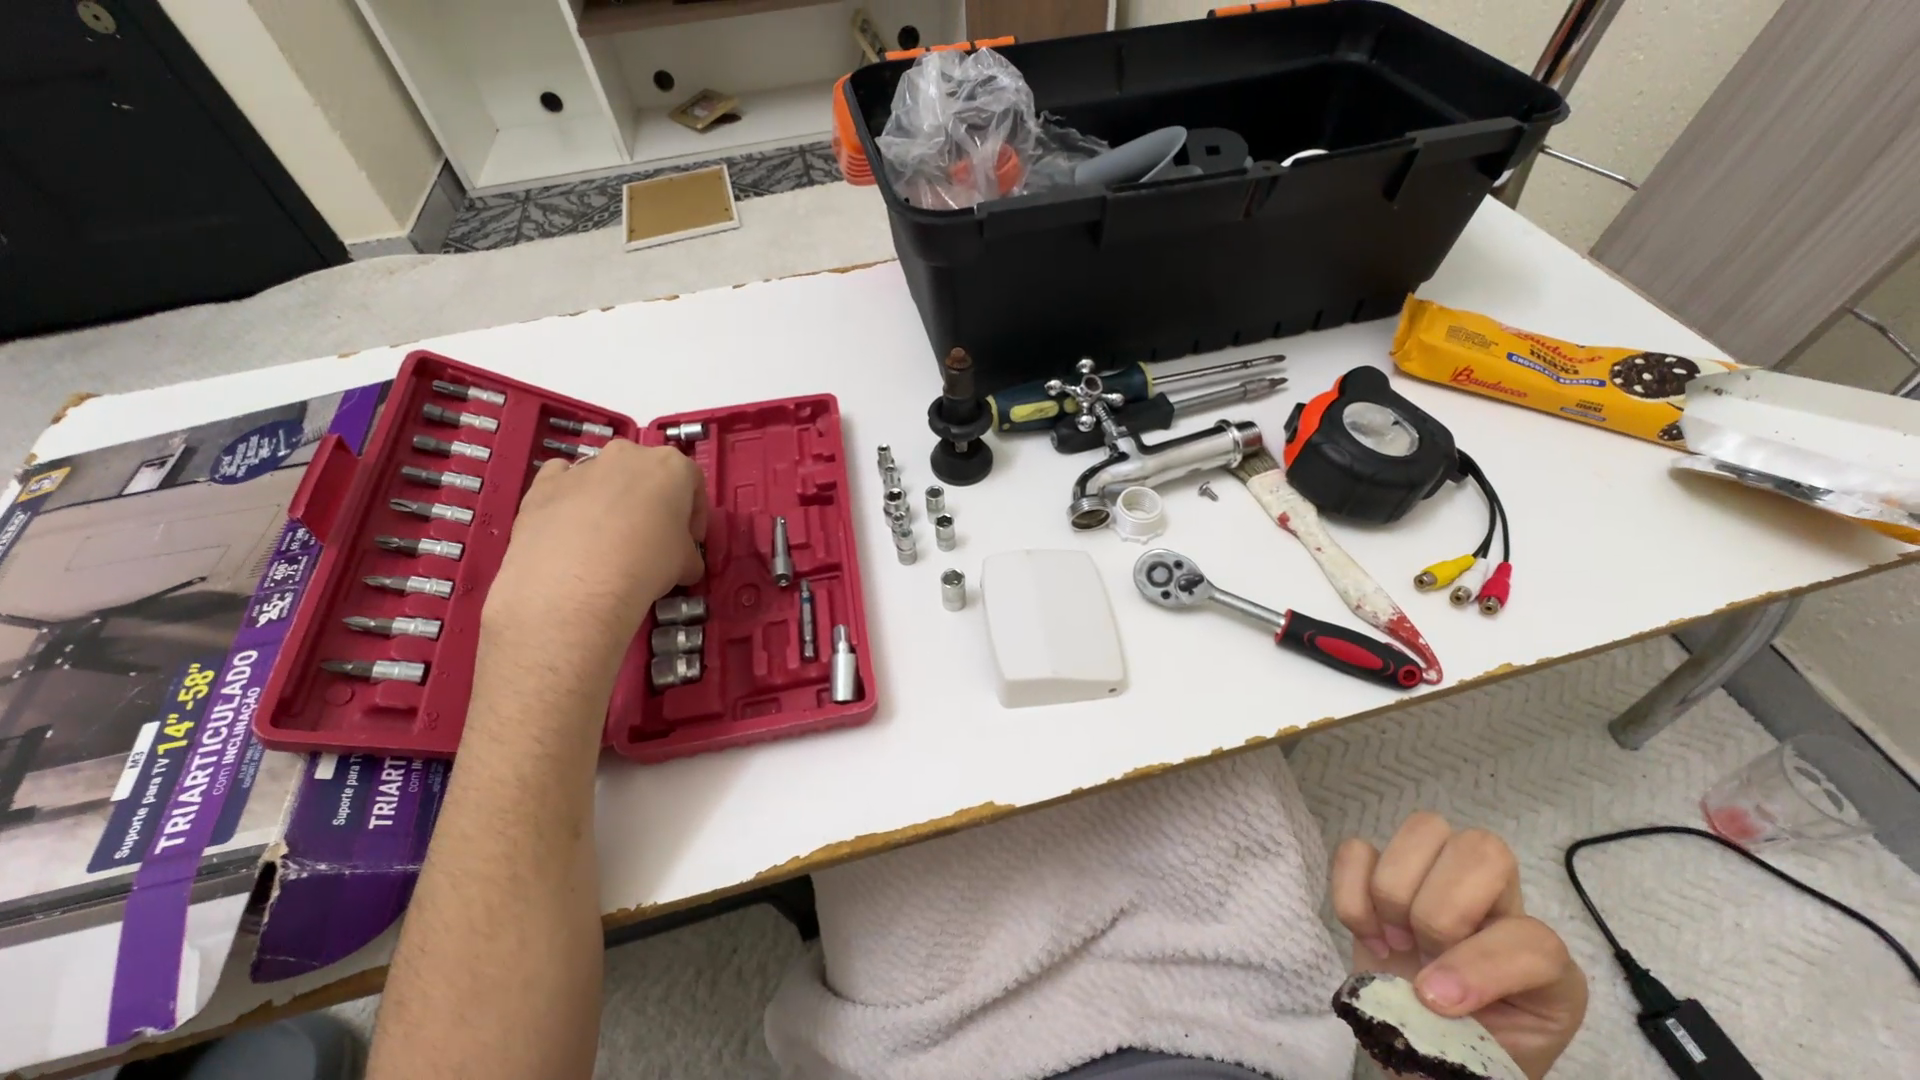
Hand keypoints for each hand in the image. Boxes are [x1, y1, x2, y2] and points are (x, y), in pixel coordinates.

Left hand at [482, 440, 706, 675]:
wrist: (577, 581)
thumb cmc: (647, 563)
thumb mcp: (686, 564)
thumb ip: (688, 554)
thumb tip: (684, 564)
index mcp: (671, 466)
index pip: (692, 483)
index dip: (694, 514)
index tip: (689, 540)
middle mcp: (628, 455)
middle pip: (646, 474)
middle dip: (651, 501)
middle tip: (650, 537)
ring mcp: (583, 466)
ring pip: (604, 476)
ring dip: (610, 500)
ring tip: (606, 539)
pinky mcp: (544, 483)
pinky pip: (562, 481)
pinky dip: (568, 497)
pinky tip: (570, 526)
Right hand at [1332, 813, 1586, 1079]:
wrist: (1423, 1057)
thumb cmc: (1464, 1058)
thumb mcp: (1492, 1062)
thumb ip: (1476, 1032)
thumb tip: (1423, 989)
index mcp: (1541, 959)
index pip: (1530, 939)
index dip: (1481, 967)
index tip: (1437, 1004)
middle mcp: (1495, 905)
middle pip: (1483, 850)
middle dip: (1437, 907)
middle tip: (1419, 950)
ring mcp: (1435, 882)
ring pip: (1425, 828)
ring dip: (1393, 890)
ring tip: (1391, 938)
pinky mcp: (1379, 875)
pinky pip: (1357, 848)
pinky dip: (1350, 888)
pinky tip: (1365, 930)